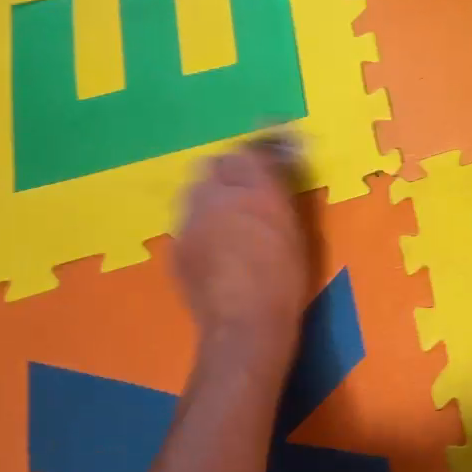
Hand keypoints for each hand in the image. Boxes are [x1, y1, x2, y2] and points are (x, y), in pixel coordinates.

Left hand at [175, 142, 311, 366]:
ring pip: (194, 190)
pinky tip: (216, 241)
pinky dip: (201, 220)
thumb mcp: (294, 228)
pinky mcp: (177, 245)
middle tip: (247, 183)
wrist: (245, 323)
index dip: (259, 147)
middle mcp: (218, 199)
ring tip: (228, 212)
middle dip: (229, 168)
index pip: (248, 151)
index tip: (273, 149)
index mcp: (256, 191)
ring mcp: (190, 222)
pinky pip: (187, 219)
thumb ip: (279, 192)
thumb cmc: (286, 277)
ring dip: (211, 193)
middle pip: (213, 164)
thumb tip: (275, 167)